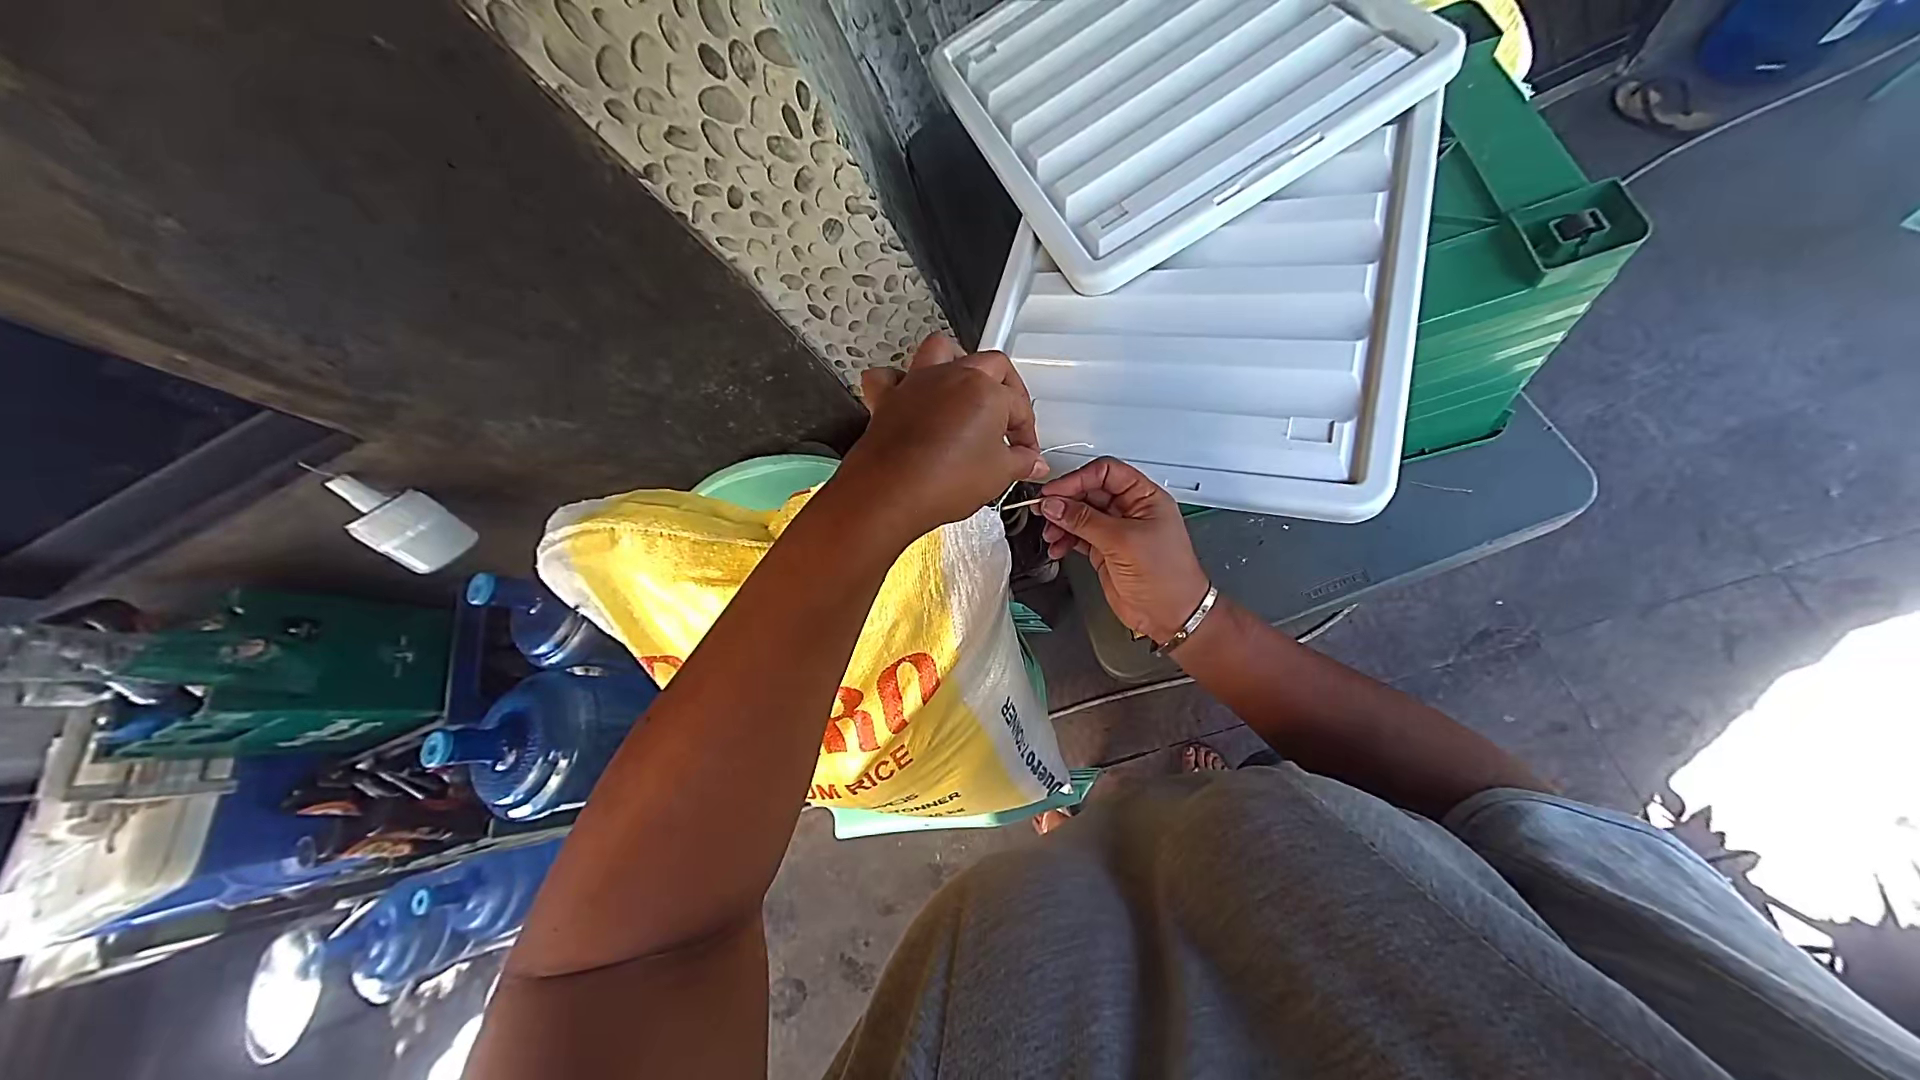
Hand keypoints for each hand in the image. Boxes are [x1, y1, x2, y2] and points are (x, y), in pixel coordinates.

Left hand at [830, 334, 1046, 544]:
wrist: (889, 493)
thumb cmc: (939, 480)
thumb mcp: (998, 474)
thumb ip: (1021, 462)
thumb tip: (1031, 462)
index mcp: (985, 389)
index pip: (1019, 406)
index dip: (1027, 432)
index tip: (1025, 453)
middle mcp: (951, 376)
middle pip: (991, 365)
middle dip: (1006, 389)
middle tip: (1008, 419)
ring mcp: (917, 384)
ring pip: (941, 350)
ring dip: (957, 361)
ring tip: (966, 383)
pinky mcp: (888, 400)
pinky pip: (889, 376)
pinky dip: (900, 380)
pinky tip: (909, 392)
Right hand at [1039, 457, 1208, 643]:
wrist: (1171, 616)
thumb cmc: (1168, 578)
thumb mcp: (1123, 541)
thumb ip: (1085, 521)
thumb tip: (1056, 505)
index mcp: (1145, 497)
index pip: (1106, 473)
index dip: (1078, 479)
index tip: (1054, 491)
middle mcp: (1130, 510)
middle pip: (1090, 492)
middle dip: (1065, 501)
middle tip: (1044, 509)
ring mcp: (1117, 531)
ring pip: (1080, 515)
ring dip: (1062, 522)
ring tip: (1050, 532)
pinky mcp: (1105, 550)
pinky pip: (1078, 536)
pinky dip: (1065, 540)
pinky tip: (1058, 547)